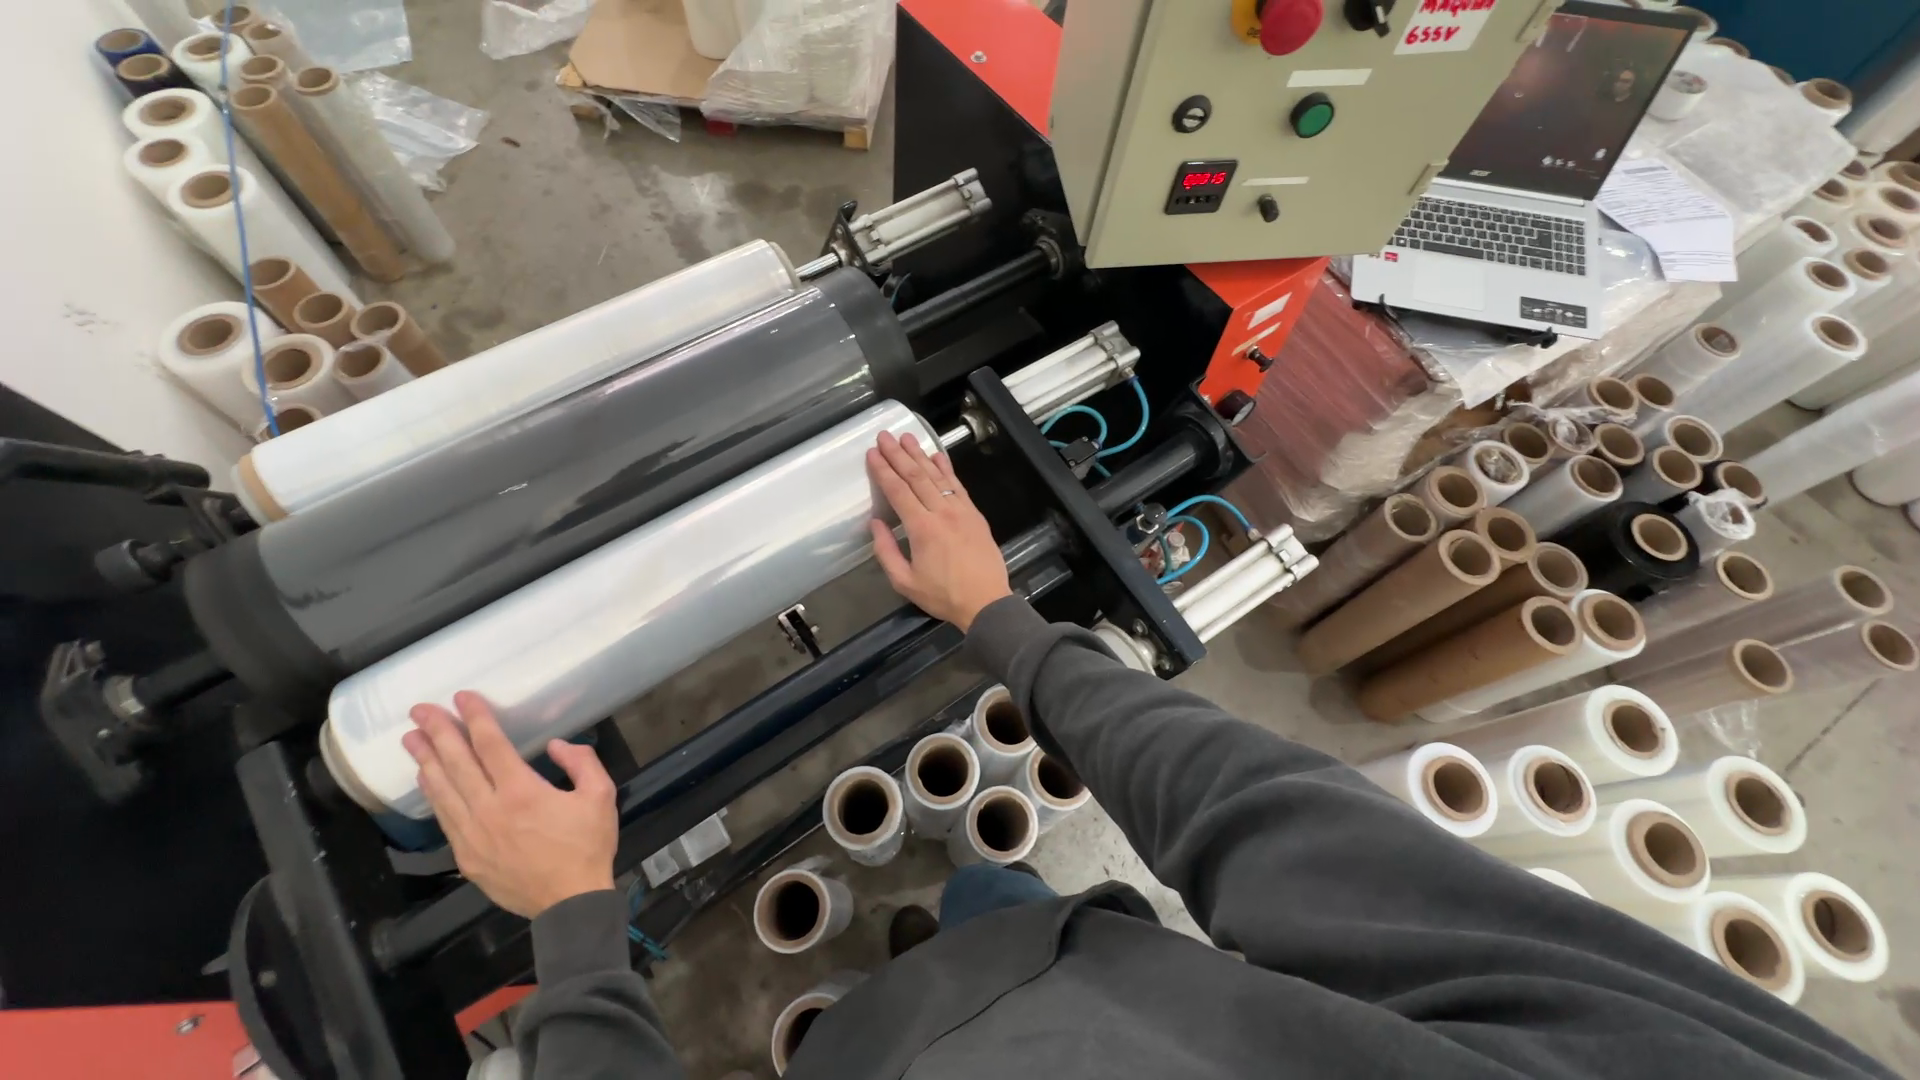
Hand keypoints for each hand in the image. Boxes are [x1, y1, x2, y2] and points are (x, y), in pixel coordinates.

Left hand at [402, 692, 616, 918]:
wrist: (569, 902)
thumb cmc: (588, 846)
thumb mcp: (601, 796)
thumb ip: (582, 763)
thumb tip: (556, 746)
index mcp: (523, 792)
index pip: (491, 746)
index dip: (476, 719)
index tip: (462, 698)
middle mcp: (490, 810)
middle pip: (457, 764)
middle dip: (438, 733)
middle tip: (419, 711)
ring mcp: (473, 835)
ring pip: (443, 791)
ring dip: (426, 761)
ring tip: (411, 739)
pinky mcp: (466, 856)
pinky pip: (445, 818)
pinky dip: (433, 794)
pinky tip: (428, 780)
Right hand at [867, 431, 1010, 632]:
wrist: (986, 602)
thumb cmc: (943, 595)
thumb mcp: (905, 582)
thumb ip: (886, 552)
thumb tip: (874, 524)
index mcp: (922, 528)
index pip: (898, 491)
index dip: (883, 471)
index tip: (873, 453)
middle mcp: (942, 512)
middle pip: (916, 476)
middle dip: (899, 454)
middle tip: (885, 436)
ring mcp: (961, 510)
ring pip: (937, 476)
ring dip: (920, 455)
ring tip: (907, 437)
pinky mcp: (975, 514)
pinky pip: (957, 485)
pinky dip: (946, 468)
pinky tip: (937, 456)